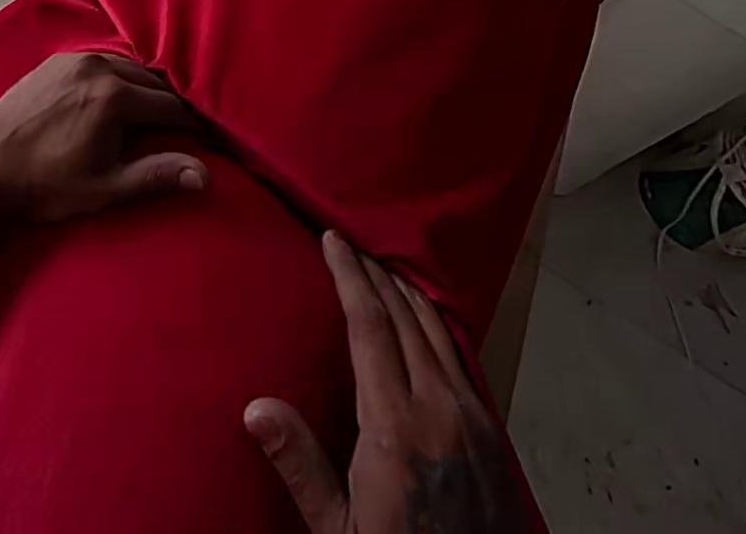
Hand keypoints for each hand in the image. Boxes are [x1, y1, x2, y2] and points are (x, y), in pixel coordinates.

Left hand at [0, 52, 207, 223]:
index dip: (192, 125)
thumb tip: (203, 176)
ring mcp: (76, 61)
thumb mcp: (105, 188)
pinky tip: (117, 95)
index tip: (201, 140)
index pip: (172, 107)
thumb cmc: (46, 184)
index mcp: (116, 99)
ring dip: (145, 87)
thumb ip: (156, 176)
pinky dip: (118, 75)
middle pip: (154, 82)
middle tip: (178, 128)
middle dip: (170, 105)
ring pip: (130, 67)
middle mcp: (100, 69)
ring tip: (151, 112)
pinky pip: (102, 61)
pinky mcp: (57, 61)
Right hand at [244, 232, 522, 533]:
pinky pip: (458, 354)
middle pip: (404, 316)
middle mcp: (439, 407)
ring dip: (404, 290)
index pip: (369, 325)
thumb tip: (254, 408)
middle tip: (349, 244)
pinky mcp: (491, 430)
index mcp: (396, 425)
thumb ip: (300, 465)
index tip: (333, 240)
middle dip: (373, 272)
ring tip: (379, 265)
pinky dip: (433, 320)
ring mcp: (472, 416)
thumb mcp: (339, 531)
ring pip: (436, 329)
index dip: (349, 275)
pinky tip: (421, 314)